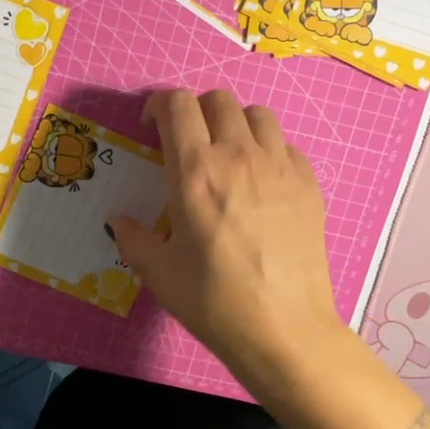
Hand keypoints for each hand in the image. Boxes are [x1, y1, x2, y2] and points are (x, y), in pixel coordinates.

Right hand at [111, 89, 342, 376]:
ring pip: (256, 114)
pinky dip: (268, 150)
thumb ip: (134, 239)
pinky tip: (260, 182)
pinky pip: (286, 145)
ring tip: (227, 153)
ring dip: (234, 123)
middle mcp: (238, 156)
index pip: (177, 105)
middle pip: (217, 99)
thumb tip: (120, 222)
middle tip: (186, 141)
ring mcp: (280, 167)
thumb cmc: (213, 301)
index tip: (151, 127)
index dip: (159, 105)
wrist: (283, 328)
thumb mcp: (159, 273)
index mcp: (195, 171)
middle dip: (195, 111)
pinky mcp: (309, 184)